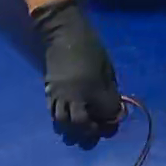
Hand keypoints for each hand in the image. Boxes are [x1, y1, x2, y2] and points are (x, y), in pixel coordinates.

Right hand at [30, 0, 121, 131]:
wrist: (63, 34)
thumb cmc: (90, 47)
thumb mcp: (107, 66)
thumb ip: (109, 89)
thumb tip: (112, 105)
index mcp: (94, 88)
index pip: (106, 113)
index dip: (112, 118)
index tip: (115, 119)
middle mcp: (76, 96)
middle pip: (81, 124)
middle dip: (90, 130)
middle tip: (96, 128)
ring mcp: (60, 96)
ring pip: (64, 123)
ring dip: (73, 129)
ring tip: (79, 126)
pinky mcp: (50, 93)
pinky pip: (53, 113)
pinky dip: (61, 119)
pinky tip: (67, 116)